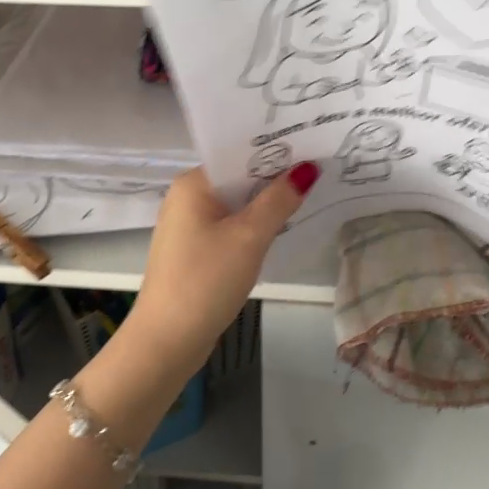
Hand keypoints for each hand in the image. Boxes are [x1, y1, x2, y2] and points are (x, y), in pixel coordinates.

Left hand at [127, 163, 317, 367]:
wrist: (167, 340)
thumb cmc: (206, 280)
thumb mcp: (249, 237)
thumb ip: (279, 200)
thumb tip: (307, 168)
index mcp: (192, 184)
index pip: (239, 156)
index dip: (276, 153)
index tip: (313, 148)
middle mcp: (186, 198)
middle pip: (238, 180)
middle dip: (275, 180)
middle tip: (321, 172)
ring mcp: (188, 227)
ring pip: (236, 206)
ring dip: (265, 206)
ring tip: (310, 195)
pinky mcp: (194, 252)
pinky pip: (229, 228)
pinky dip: (252, 228)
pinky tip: (280, 231)